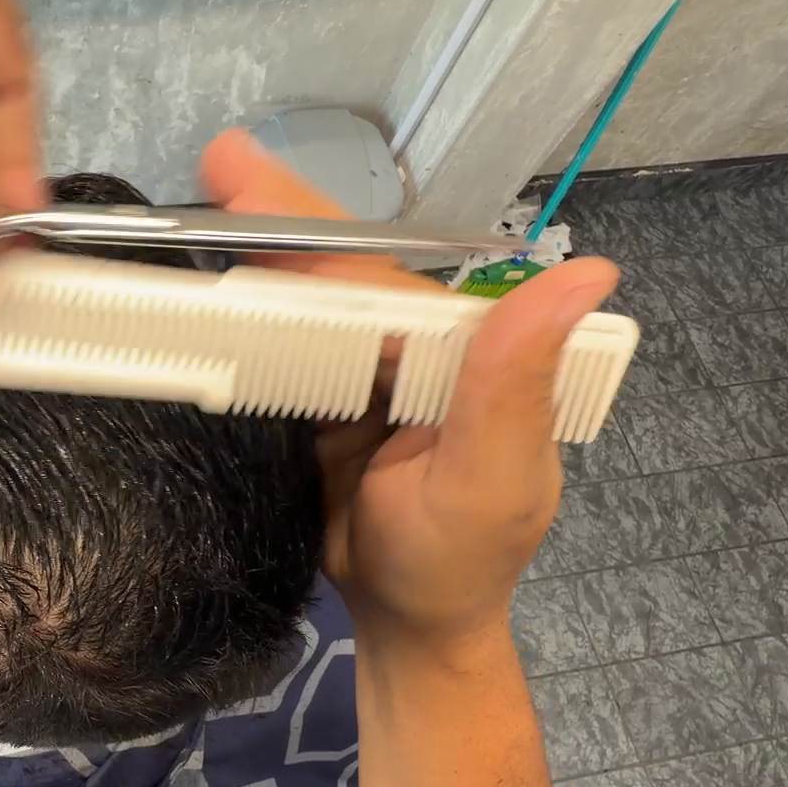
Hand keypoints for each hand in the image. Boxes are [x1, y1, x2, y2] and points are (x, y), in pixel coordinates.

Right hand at [198, 129, 617, 643]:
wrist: (403, 619)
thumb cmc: (455, 562)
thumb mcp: (492, 484)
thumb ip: (514, 390)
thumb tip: (585, 271)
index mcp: (460, 355)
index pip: (379, 282)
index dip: (313, 233)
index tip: (245, 182)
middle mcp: (412, 353)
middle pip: (337, 281)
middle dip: (277, 222)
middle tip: (217, 167)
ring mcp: (363, 383)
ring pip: (304, 315)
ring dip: (254, 265)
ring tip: (202, 214)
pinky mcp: (320, 413)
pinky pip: (283, 363)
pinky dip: (247, 329)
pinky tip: (210, 298)